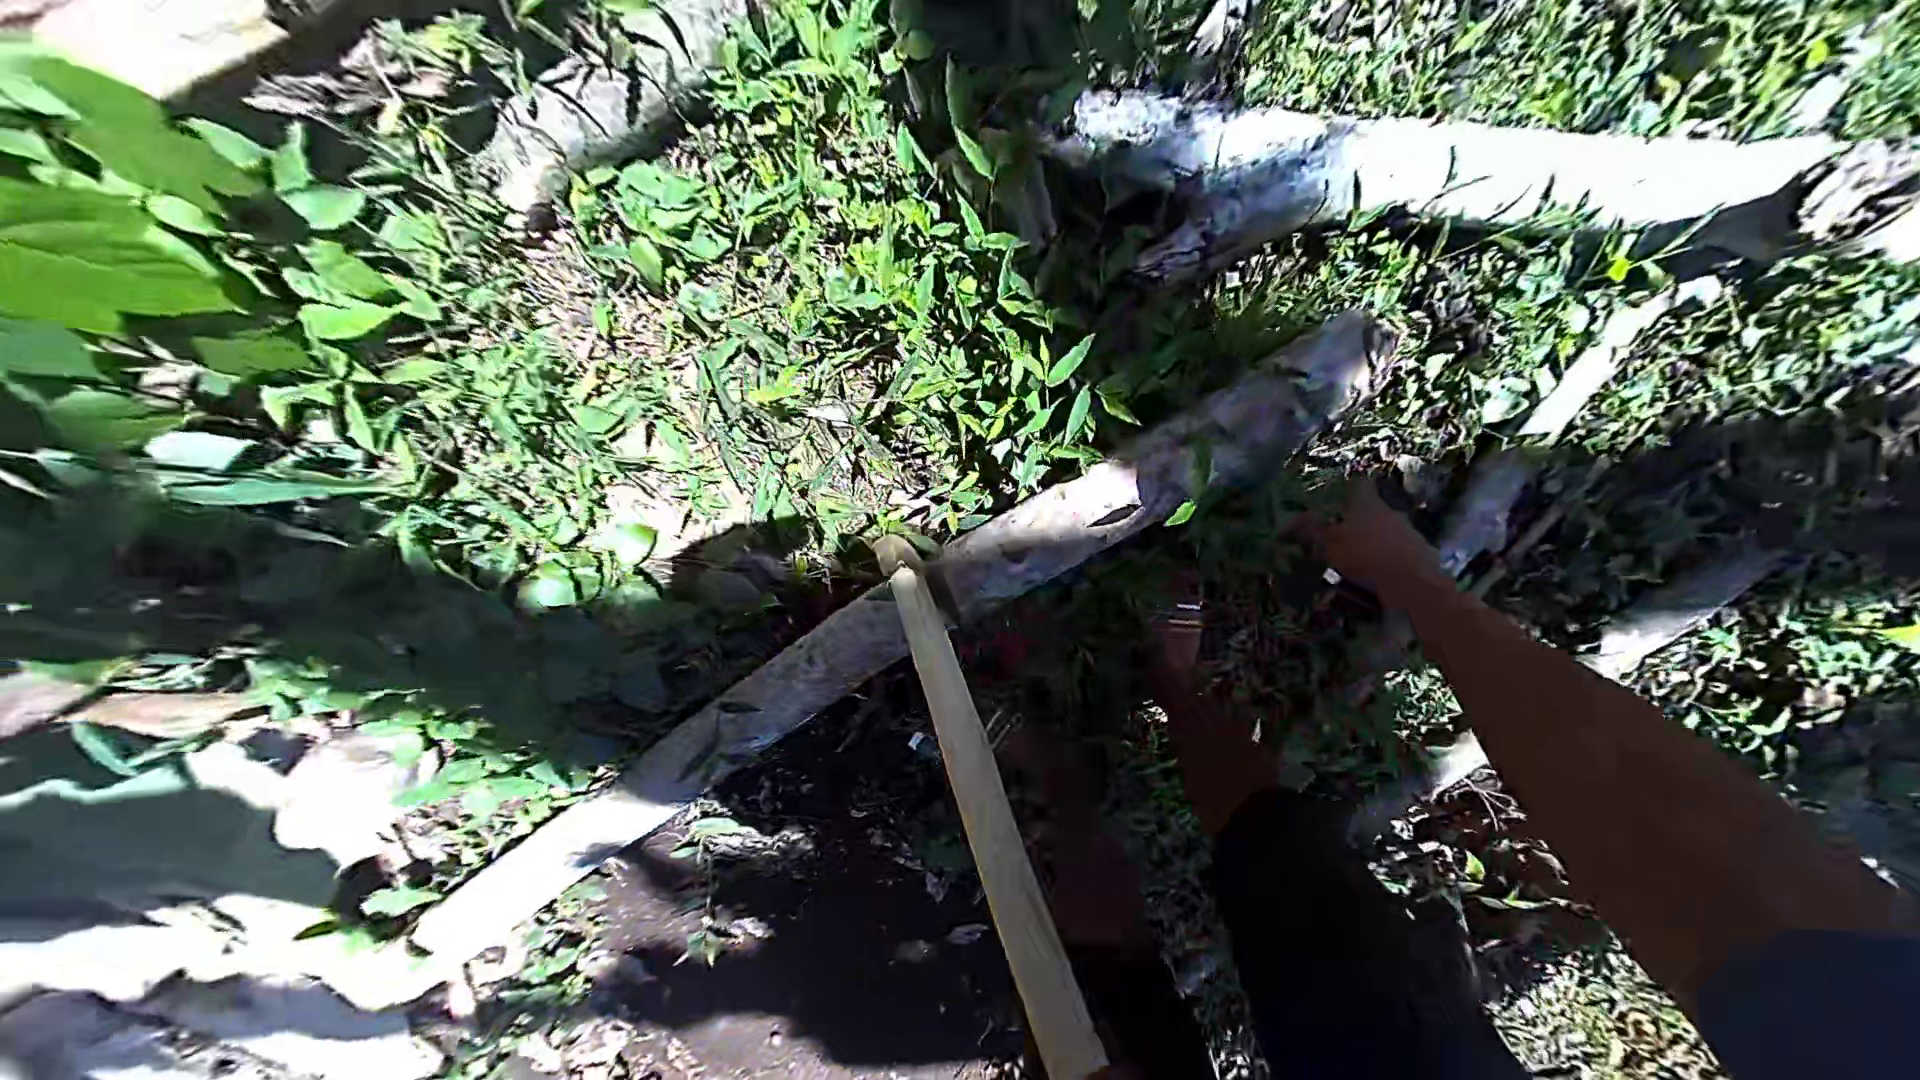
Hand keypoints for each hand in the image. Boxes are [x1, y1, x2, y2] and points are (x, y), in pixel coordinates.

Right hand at [1299, 476, 1450, 607]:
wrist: (1413, 581)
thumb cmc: (1365, 556)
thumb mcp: (1332, 547)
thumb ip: (1317, 534)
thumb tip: (1302, 523)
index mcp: (1366, 505)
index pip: (1360, 485)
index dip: (1349, 488)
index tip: (1338, 497)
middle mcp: (1389, 511)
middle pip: (1371, 508)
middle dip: (1357, 520)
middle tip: (1340, 534)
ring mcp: (1407, 529)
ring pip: (1384, 527)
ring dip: (1372, 537)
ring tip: (1357, 556)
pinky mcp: (1419, 548)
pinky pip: (1397, 545)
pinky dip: (1386, 552)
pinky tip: (1377, 568)